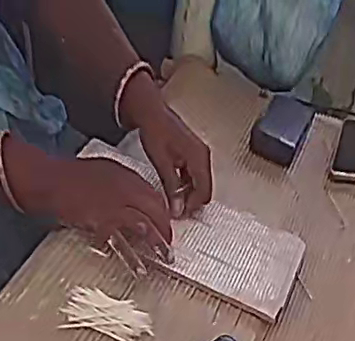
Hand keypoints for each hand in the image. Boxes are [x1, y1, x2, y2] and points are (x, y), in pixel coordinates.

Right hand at [21, 155, 171, 272]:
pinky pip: (124, 241)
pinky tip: (140, 267)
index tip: (165, 226)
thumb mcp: (101, 172)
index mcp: (125, 175)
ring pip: (146, 224)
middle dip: (165, 229)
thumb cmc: (69, 177)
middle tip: (169, 245)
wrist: (49, 179)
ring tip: (165, 257)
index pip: (153, 195)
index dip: (162, 213)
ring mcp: (115, 204)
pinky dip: (133, 255)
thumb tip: (132, 204)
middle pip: (155, 209)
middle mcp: (125, 187)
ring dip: (158, 242)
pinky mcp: (104, 220)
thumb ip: (119, 185)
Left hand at [125, 80, 212, 217]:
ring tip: (174, 202)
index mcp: (198, 157)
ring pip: (200, 184)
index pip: (203, 191)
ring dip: (189, 195)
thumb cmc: (155, 130)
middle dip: (192, 203)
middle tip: (177, 212)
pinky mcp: (193, 154)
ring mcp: (200, 155)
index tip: (180, 214)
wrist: (151, 111)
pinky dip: (187, 186)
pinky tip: (175, 190)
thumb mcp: (162, 163)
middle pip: (204, 190)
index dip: (192, 206)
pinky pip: (195, 176)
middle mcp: (203, 156)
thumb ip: (172, 188)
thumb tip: (178, 209)